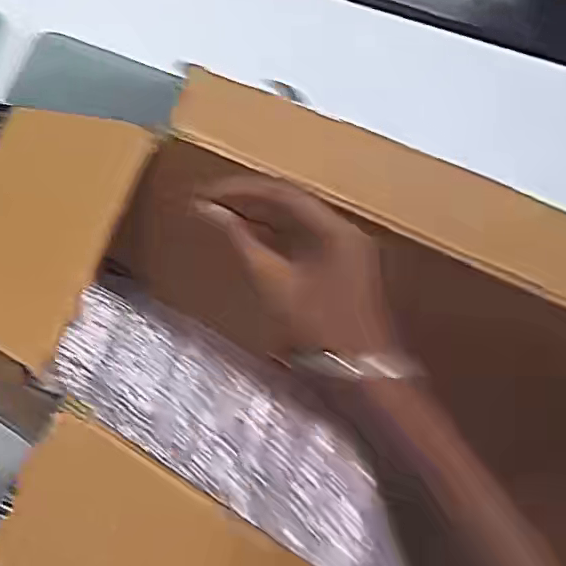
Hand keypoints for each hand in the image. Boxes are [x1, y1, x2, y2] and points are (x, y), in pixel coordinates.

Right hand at [193, 176, 397, 357]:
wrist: (359, 376)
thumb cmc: (316, 327)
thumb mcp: (271, 279)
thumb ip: (239, 238)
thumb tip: (208, 210)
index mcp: (334, 230)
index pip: (280, 192)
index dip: (238, 189)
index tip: (206, 193)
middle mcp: (343, 232)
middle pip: (288, 201)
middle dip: (246, 198)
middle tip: (209, 200)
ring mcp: (344, 250)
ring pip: (293, 218)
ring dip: (256, 214)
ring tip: (219, 213)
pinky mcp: (338, 266)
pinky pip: (298, 236)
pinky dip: (269, 232)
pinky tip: (244, 235)